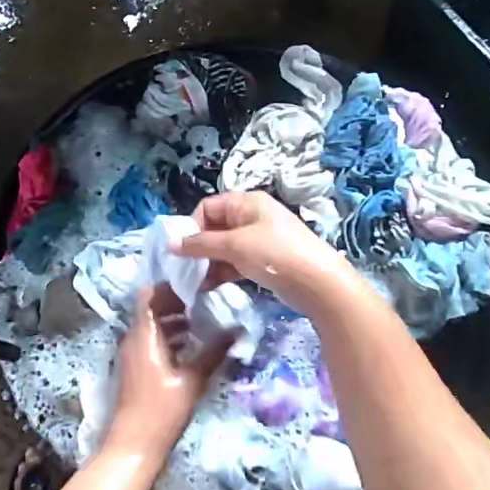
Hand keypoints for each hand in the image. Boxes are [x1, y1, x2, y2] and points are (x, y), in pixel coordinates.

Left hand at [106, 287, 229, 455]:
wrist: (134, 444)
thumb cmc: (162, 410)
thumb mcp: (193, 379)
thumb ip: (214, 352)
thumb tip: (238, 329)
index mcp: (142, 335)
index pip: (148, 295)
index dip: (168, 285)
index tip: (193, 282)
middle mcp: (132, 338)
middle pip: (150, 308)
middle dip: (175, 301)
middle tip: (203, 299)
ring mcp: (132, 353)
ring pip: (151, 325)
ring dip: (173, 320)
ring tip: (201, 320)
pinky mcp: (136, 367)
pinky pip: (150, 340)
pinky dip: (168, 336)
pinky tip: (191, 345)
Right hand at [173, 191, 360, 315]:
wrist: (318, 283)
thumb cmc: (275, 254)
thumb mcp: (234, 246)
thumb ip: (200, 244)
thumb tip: (170, 243)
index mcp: (246, 202)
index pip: (207, 207)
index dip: (192, 226)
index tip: (184, 250)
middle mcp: (251, 216)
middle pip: (214, 227)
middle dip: (199, 247)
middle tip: (186, 269)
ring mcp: (259, 239)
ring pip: (223, 247)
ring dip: (208, 263)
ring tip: (196, 282)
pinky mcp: (264, 260)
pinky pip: (235, 262)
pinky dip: (222, 272)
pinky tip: (210, 287)